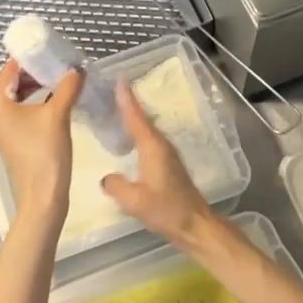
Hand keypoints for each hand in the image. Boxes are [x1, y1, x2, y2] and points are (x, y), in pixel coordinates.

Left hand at [0, 59, 82, 226]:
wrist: (44, 195)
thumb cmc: (46, 152)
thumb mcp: (58, 115)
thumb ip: (67, 87)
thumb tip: (77, 69)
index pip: (7, 73)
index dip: (25, 59)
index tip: (43, 50)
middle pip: (10, 85)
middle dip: (31, 73)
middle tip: (53, 64)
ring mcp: (2, 130)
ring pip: (16, 100)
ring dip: (34, 88)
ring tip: (56, 80)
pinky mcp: (12, 140)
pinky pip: (20, 113)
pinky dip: (34, 103)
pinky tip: (54, 100)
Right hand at [101, 81, 216, 248]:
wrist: (195, 224)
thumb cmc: (166, 210)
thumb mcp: (134, 200)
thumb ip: (116, 185)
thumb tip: (107, 178)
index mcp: (152, 147)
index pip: (135, 116)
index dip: (126, 97)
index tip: (119, 78)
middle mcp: (161, 145)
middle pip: (141, 118)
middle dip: (126, 103)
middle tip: (107, 91)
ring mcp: (166, 154)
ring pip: (145, 129)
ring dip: (132, 118)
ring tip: (113, 110)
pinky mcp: (167, 165)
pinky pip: (148, 141)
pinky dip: (136, 133)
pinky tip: (127, 139)